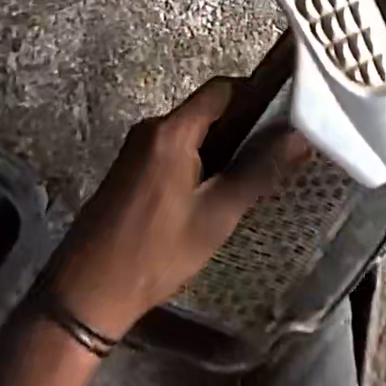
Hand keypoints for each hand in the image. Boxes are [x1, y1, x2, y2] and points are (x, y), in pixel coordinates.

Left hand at [43, 78, 311, 338]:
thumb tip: (300, 138)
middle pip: (208, 108)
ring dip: (221, 144)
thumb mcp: (216, 216)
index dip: (256, 94)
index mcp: (173, 131)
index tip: (284, 114)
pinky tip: (213, 190)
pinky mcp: (129, 167)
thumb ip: (260, 171)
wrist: (84, 297)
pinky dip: (199, 157)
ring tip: (248, 174)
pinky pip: (174, 146)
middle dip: (242, 124)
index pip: (223, 89)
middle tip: (272, 151)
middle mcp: (152, 128)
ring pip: (192, 130)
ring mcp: (136, 147)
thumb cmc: (155, 254)